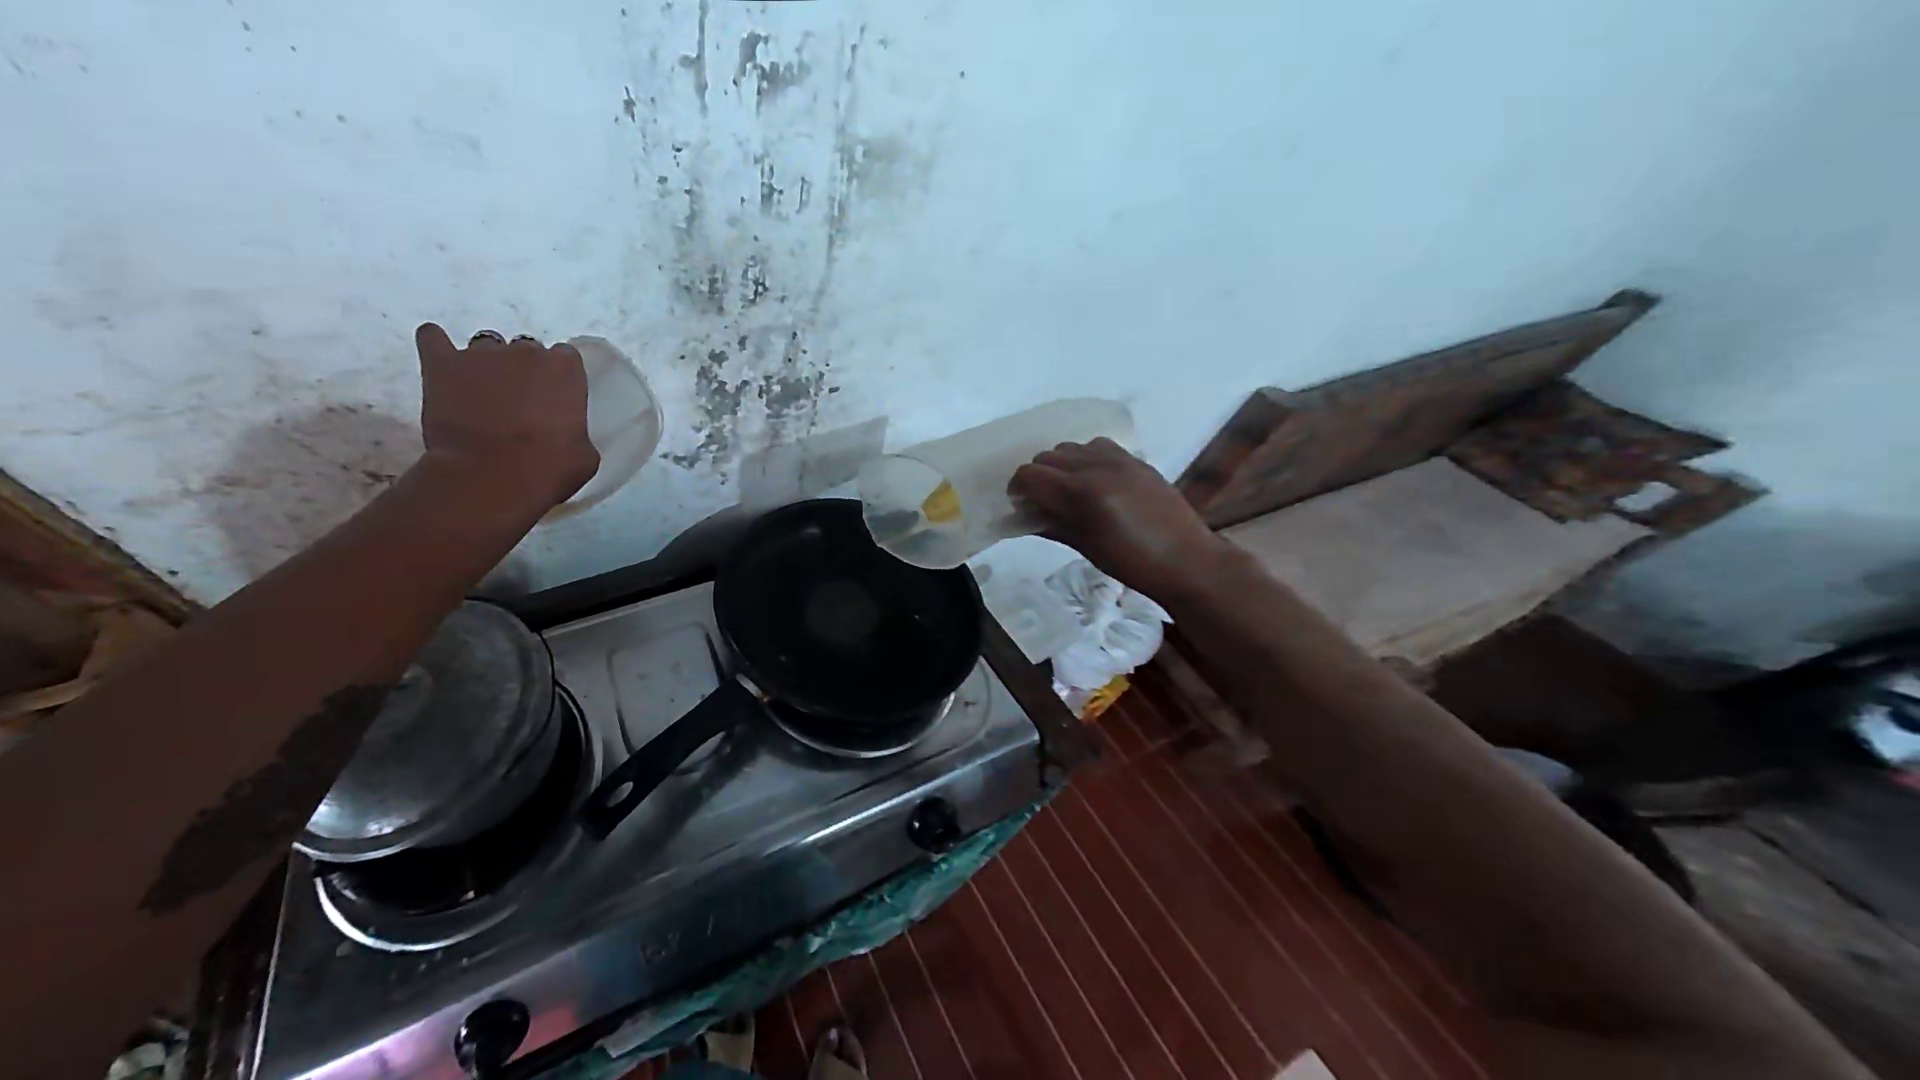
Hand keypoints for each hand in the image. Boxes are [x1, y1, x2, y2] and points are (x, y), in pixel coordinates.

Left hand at [413, 324, 598, 512]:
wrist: (495, 475)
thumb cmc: (551, 467)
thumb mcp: (584, 452)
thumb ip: (575, 430)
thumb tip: (564, 434)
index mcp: (565, 369)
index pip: (565, 357)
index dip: (558, 376)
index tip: (554, 397)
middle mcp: (525, 352)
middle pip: (525, 348)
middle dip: (523, 369)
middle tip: (519, 400)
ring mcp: (481, 354)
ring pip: (485, 346)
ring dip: (486, 363)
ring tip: (482, 390)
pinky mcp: (441, 363)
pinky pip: (432, 338)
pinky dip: (435, 344)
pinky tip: (442, 360)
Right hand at [1009, 437, 1228, 602]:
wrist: (1186, 558)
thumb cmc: (1131, 563)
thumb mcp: (1085, 546)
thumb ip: (1051, 524)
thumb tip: (1025, 515)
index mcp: (1082, 493)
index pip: (1030, 475)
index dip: (1018, 489)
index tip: (1021, 505)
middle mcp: (1096, 467)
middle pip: (1047, 457)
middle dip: (1038, 478)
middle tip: (1042, 502)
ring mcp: (1118, 459)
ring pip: (1070, 448)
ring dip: (1061, 466)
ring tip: (1069, 491)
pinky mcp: (1135, 459)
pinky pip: (1097, 446)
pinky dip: (1085, 459)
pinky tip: (1094, 480)